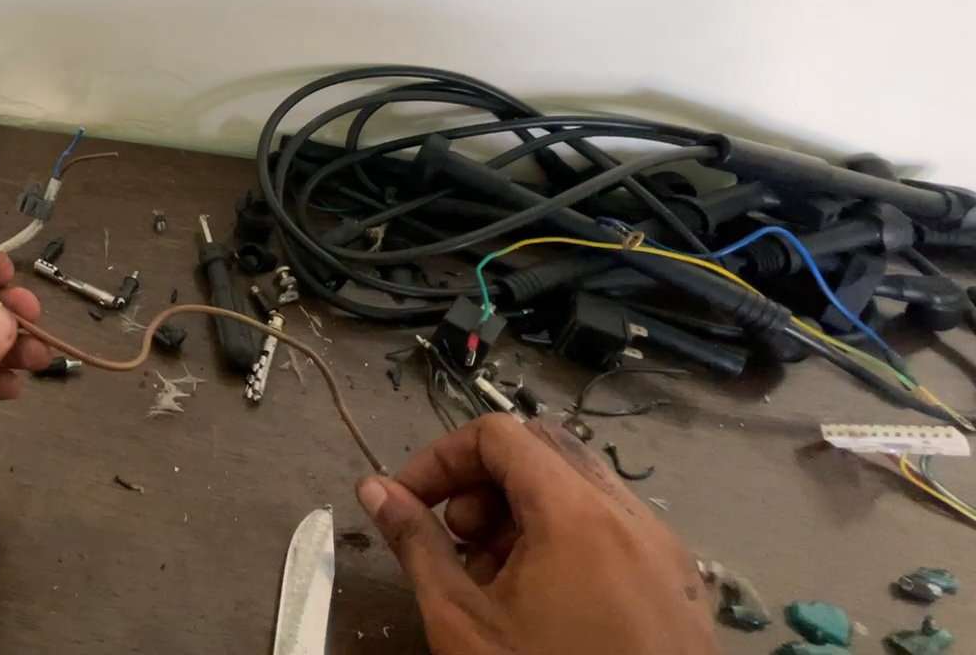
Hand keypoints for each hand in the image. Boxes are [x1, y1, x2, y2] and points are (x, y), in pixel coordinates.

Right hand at [356, 414, 716, 654]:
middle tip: (455, 532)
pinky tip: (540, 597)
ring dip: (518, 506)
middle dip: (481, 478)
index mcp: (580, 515)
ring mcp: (667, 559)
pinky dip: (562, 535)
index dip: (441, 456)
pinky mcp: (681, 595)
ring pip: (577, 486)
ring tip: (492, 572)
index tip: (410, 498)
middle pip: (540, 450)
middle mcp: (634, 521)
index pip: (497, 435)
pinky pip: (612, 528)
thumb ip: (414, 540)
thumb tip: (372, 487)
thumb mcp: (461, 619)